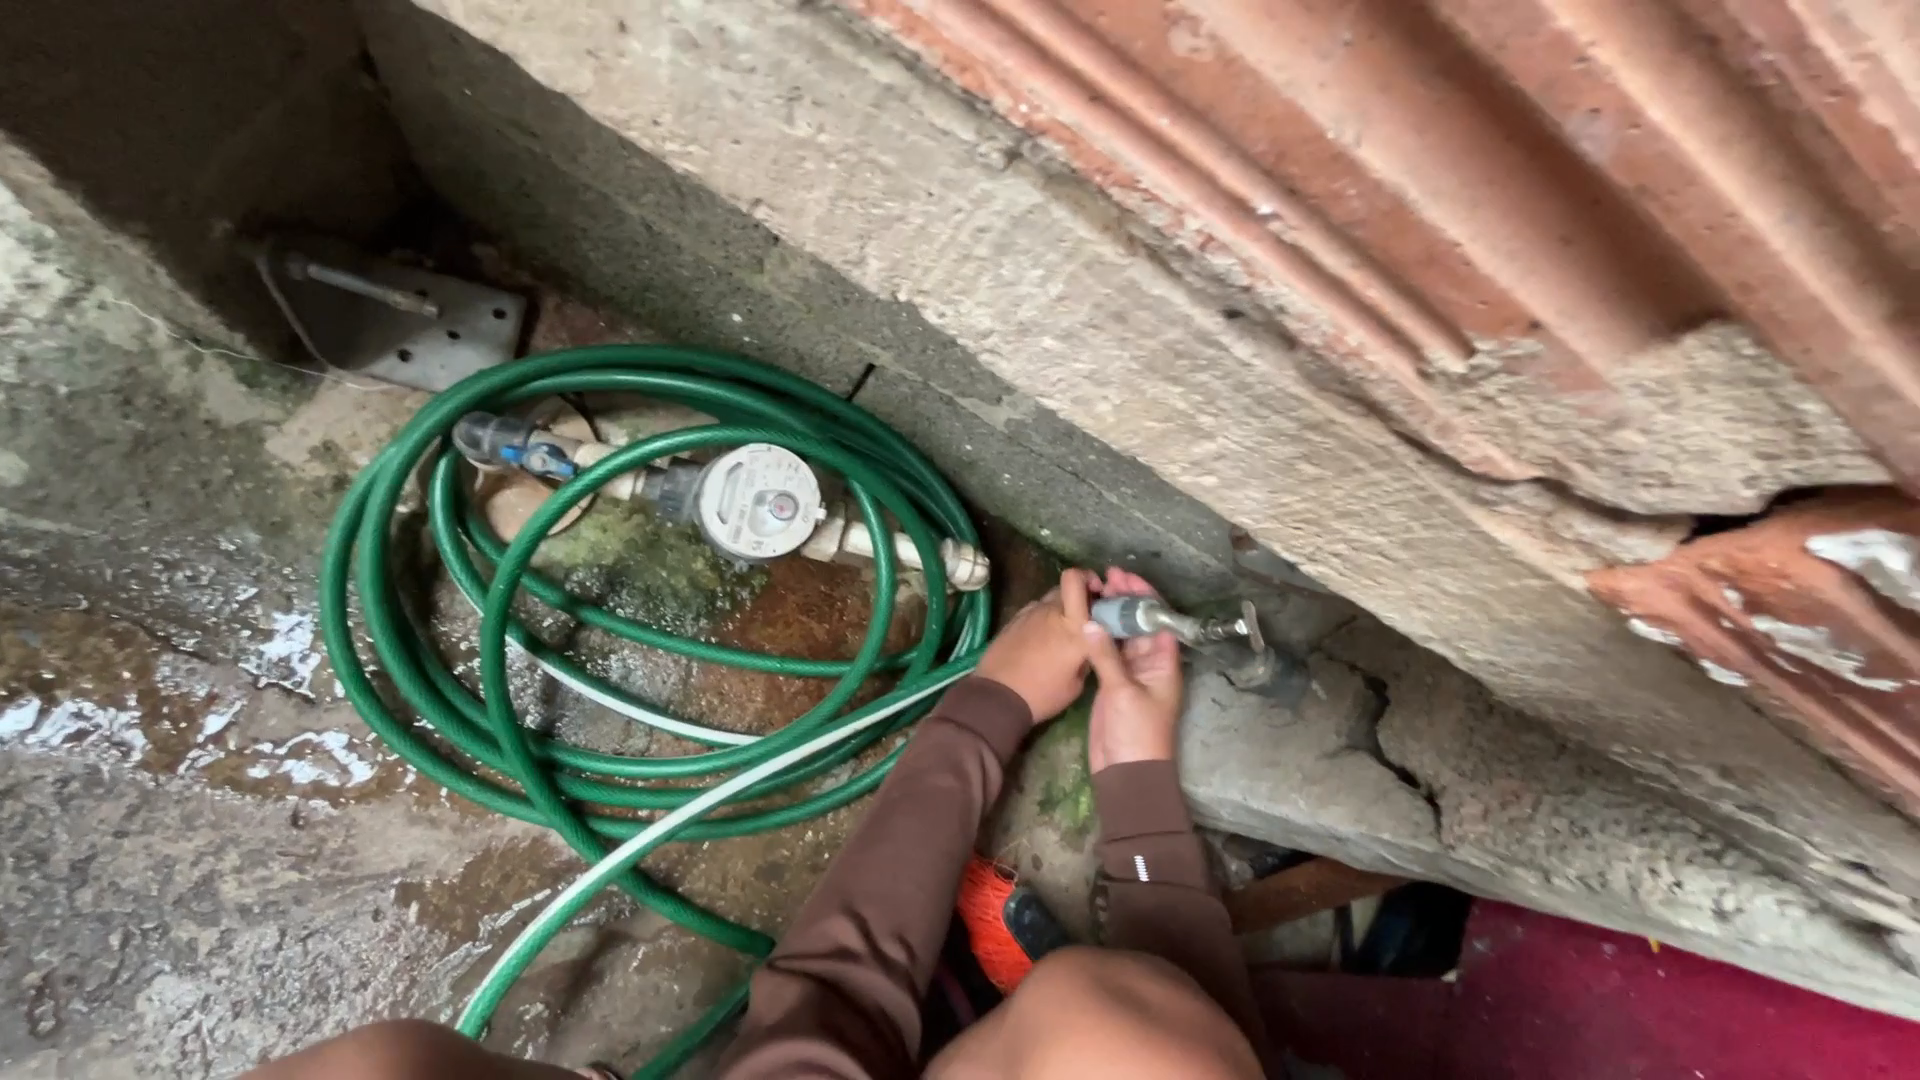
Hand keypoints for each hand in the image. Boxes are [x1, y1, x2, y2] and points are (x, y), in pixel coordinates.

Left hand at [974, 568, 1101, 723]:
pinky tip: (1040, 640)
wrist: (997, 697)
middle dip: (1078, 597)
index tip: (1097, 593)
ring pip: (1049, 600)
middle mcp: (1050, 611)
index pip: (1075, 579)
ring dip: (1059, 609)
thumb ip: (1086, 654)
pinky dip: (1042, 619)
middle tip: (1082, 617)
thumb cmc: (1042, 694)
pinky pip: (1034, 611)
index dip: (1087, 578)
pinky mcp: (1013, 621)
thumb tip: (1089, 643)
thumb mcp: (1076, 683)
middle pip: (1066, 587)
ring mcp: (1029, 614)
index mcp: (1073, 625)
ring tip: (1060, 633)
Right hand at [1082, 568, 1182, 771]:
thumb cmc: (1136, 732)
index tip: (1125, 577)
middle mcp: (1149, 663)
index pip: (1157, 620)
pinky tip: (1085, 618)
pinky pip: (1106, 651)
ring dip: (1111, 614)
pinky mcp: (1112, 683)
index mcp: (1164, 663)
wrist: (1126, 771)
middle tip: (1107, 576)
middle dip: (1125, 599)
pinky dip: (1098, 635)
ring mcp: (1130, 673)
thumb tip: (1089, 621)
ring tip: (1095, 589)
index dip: (1143, 597)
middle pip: (1139, 623)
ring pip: (1121, 635)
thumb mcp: (1122, 691)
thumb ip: (1106, 656)